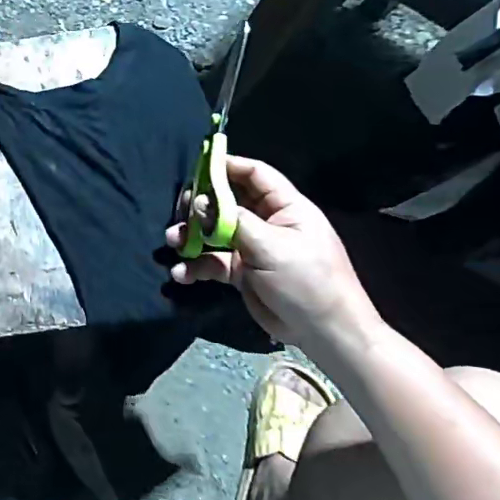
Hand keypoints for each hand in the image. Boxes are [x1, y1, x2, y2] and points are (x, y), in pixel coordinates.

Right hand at [165, 156, 384, 361]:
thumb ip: (232, 221)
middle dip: (200, 205)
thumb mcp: (271, 246)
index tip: (197, 165)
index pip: (254, 175)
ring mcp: (252, 247)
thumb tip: (198, 201)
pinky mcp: (241, 272)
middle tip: (179, 210)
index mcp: (286, 208)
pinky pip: (212, 261)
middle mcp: (267, 223)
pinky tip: (182, 273)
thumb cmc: (308, 281)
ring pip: (213, 232)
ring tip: (173, 242)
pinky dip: (195, 266)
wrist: (325, 334)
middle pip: (227, 202)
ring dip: (191, 236)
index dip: (227, 166)